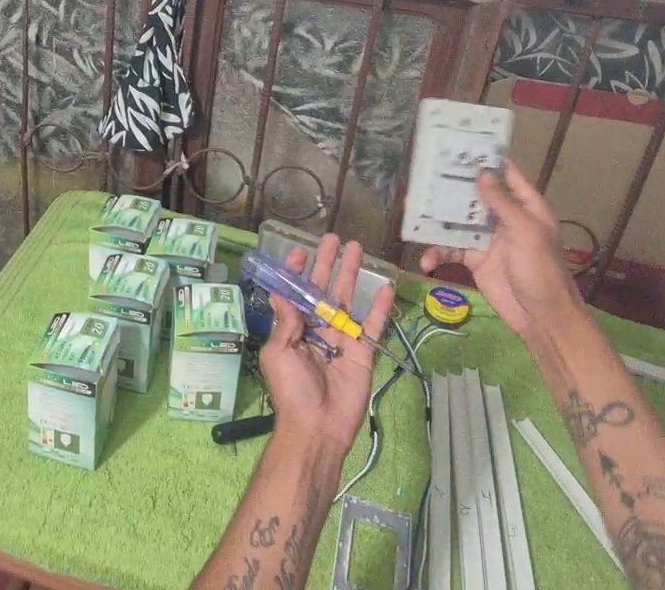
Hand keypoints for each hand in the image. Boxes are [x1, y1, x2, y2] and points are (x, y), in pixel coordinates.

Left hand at [257, 235, 396, 457]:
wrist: (317, 427)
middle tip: (334, 238)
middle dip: (328, 264)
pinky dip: (379, 307)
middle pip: (324, 290)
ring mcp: (342, 339)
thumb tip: (281, 292)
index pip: (297, 294)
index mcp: (295, 329)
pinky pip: (373, 326)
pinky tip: (386, 286)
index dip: (297, 272)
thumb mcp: (279, 354)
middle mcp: (318, 330)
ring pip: (347, 300)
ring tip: (357, 248)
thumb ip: (285, 322)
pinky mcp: (363, 353)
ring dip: (352, 275)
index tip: (300, 251)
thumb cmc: (292, 390)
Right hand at [418, 160, 582, 337]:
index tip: (460, 145)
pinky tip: (426, 262)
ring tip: (412, 219)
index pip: (505, 174)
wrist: (542, 319)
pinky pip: (450, 249)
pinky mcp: (474, 259)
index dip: (486, 159)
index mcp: (524, 206)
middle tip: (423, 176)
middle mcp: (504, 218)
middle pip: (474, 194)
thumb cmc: (541, 272)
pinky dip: (436, 253)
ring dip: (436, 222)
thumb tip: (482, 173)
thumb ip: (503, 204)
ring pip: (456, 220)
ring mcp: (487, 238)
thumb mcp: (526, 234)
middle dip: (450, 187)